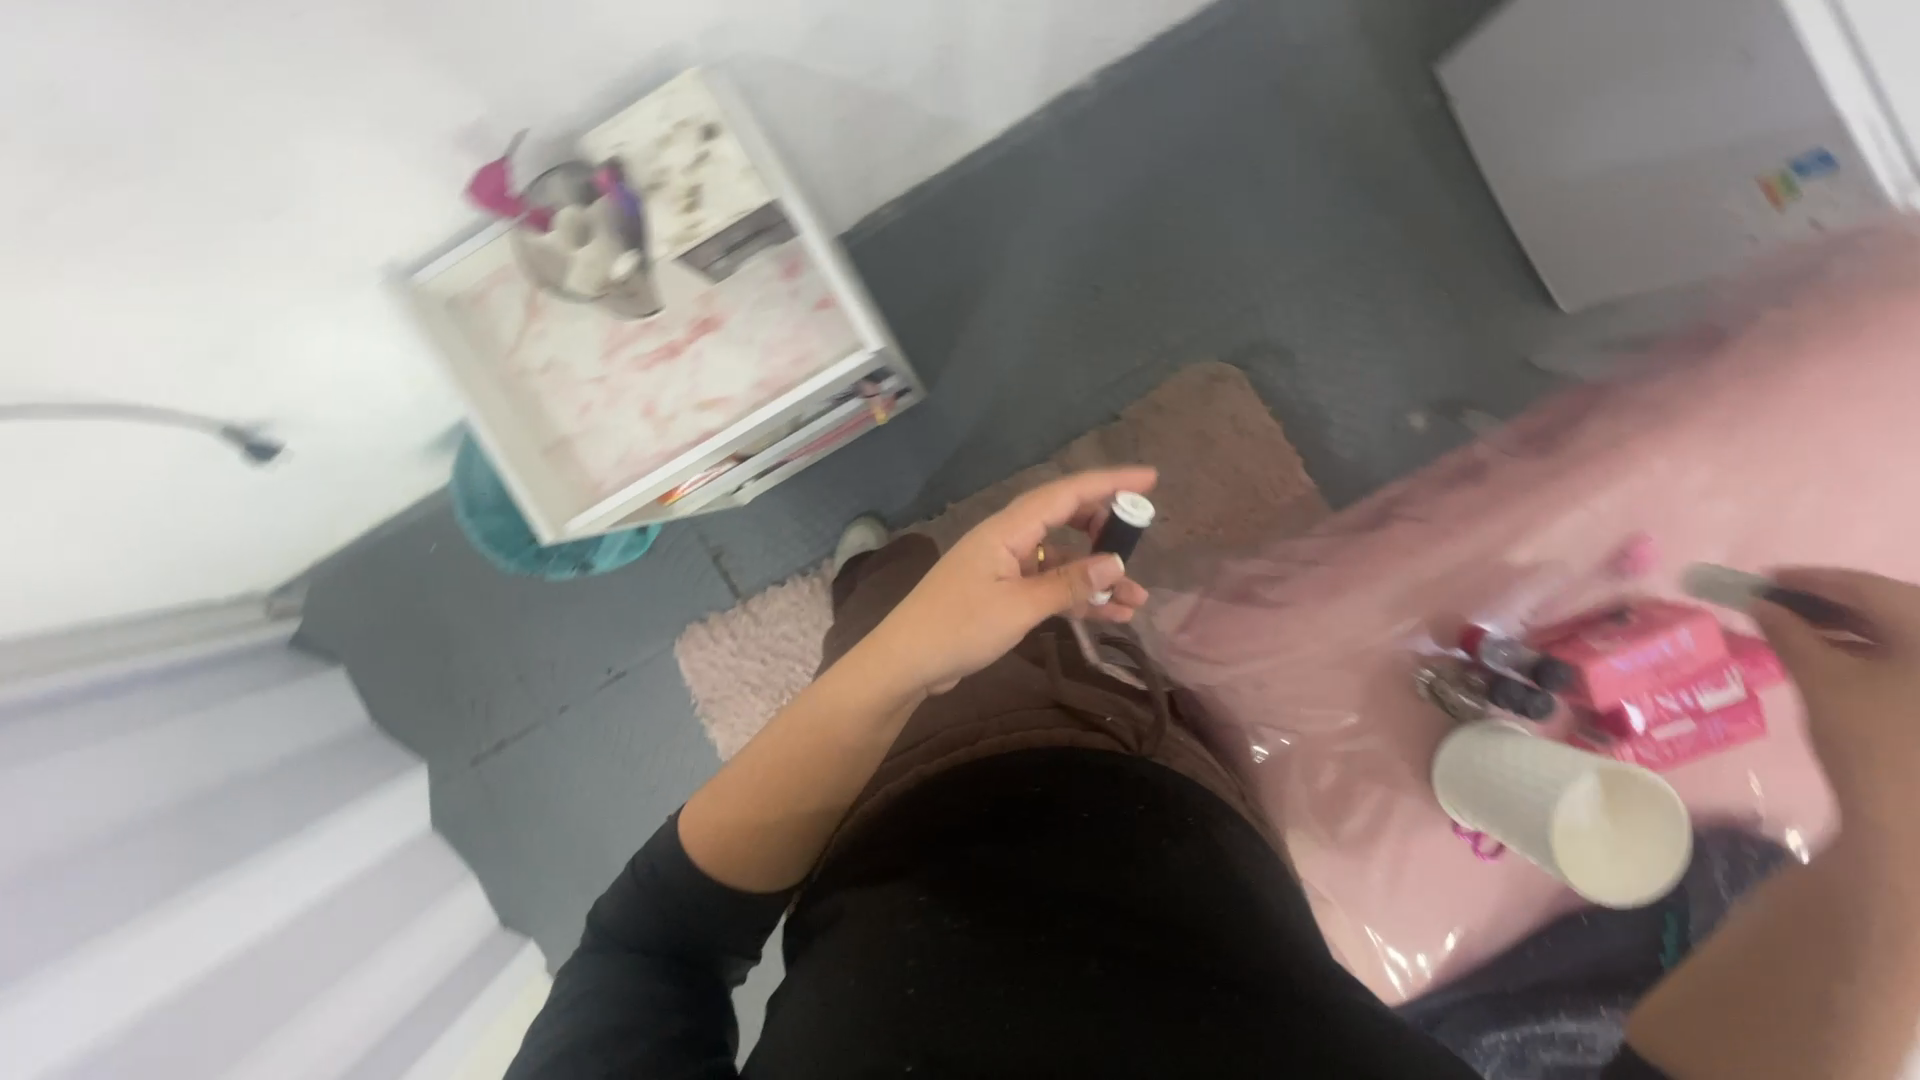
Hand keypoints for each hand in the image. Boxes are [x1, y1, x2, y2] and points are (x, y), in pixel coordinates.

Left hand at [859, 467, 1156, 695]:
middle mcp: (1007, 540)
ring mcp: (1005, 568)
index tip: (1150, 479)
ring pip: (1061, 561)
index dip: (1109, 483)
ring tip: (1137, 598)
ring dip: (1096, 577)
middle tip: (1140, 540)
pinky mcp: (1003, 595)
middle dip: (1105, 529)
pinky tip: (1109, 615)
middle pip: (1064, 521)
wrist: (907, 662)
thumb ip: (1069, 583)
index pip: (1065, 494)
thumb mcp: (1020, 606)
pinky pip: (1049, 587)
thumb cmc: (958, 627)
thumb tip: (1117, 563)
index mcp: (1007, 530)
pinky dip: (1076, 598)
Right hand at [1752, 568, 1919, 840]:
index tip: (1763, 578)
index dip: (1811, 579)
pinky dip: (1871, 652)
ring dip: (1849, 628)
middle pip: (1894, 607)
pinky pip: (1910, 659)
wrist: (1913, 818)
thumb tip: (1759, 603)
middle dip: (1831, 603)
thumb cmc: (1869, 738)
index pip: (1870, 587)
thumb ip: (1788, 633)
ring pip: (1904, 634)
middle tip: (1776, 603)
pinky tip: (1833, 658)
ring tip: (1796, 631)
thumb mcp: (1820, 679)